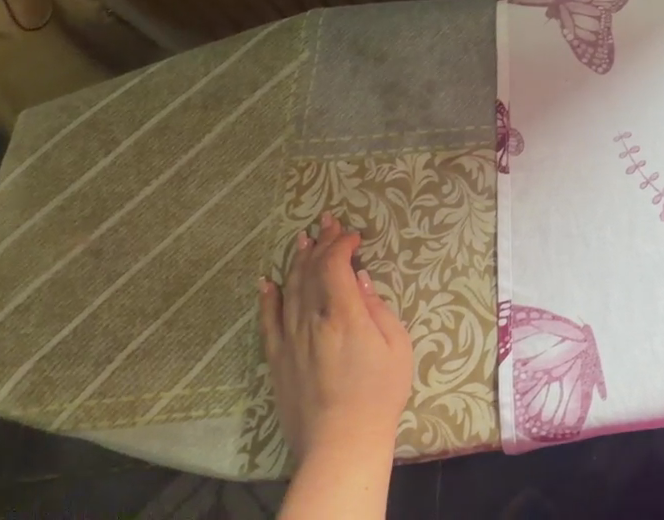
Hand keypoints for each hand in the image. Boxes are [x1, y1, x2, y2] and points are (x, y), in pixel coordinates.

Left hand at [258, 211, 413, 463]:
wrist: (340, 441)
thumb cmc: (380, 392)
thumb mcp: (396, 345)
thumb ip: (376, 308)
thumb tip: (360, 280)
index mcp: (344, 314)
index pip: (336, 265)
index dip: (343, 244)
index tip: (355, 235)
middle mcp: (312, 319)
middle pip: (311, 270)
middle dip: (321, 242)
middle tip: (327, 221)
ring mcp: (290, 339)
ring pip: (289, 289)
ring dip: (296, 260)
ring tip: (302, 238)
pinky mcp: (277, 359)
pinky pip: (268, 321)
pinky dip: (268, 297)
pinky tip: (267, 281)